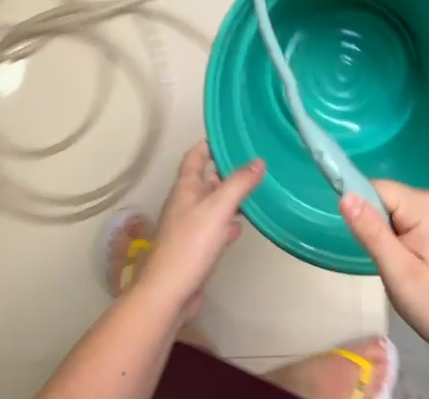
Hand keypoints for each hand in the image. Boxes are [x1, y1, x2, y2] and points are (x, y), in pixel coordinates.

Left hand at [137, 141, 265, 321]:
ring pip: (213, 205)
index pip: (196, 156)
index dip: (210, 144)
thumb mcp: (218, 208)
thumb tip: (258, 161)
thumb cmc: (191, 243)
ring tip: (255, 191)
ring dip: (230, 198)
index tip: (231, 136)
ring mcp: (190, 226)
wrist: (170, 292)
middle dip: (227, 172)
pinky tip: (241, 227)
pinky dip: (228, 224)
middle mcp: (186, 203)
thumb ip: (238, 184)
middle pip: (207, 180)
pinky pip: (215, 228)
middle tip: (254, 164)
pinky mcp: (196, 248)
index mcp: (186, 187)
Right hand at [340, 180, 428, 353]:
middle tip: (394, 263)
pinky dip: (415, 235)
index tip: (372, 245)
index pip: (380, 190)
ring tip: (410, 266)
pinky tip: (426, 262)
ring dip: (398, 232)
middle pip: (394, 199)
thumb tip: (346, 196)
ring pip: (406, 208)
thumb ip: (370, 230)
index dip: (367, 214)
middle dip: (384, 227)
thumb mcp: (395, 272)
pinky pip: (422, 217)